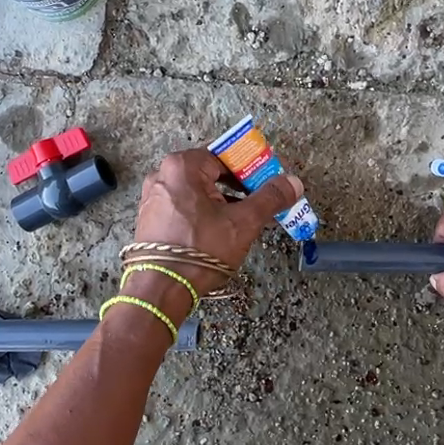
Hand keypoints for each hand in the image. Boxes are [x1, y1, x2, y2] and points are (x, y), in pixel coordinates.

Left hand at [131, 149, 300, 295]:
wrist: (161, 288)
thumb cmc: (200, 250)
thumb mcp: (243, 222)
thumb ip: (270, 198)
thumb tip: (292, 182)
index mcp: (182, 166)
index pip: (224, 156)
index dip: (249, 168)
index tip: (266, 181)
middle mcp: (162, 176)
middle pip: (209, 173)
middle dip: (237, 187)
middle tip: (258, 201)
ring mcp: (153, 199)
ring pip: (196, 192)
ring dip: (221, 202)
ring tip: (243, 220)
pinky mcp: (151, 220)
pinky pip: (183, 207)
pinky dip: (203, 213)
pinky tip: (219, 231)